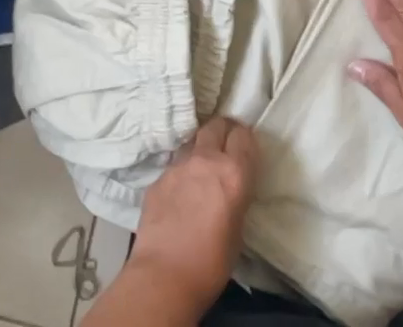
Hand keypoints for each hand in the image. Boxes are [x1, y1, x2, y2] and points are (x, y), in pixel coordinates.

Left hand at [130, 117, 258, 304]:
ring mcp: (178, 167)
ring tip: (202, 171)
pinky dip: (182, 174)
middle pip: (216, 125)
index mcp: (234, 172)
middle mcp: (205, 161)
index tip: (246, 147)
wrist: (163, 276)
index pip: (243, 135)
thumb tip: (230, 189)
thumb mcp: (239, 229)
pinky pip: (174, 167)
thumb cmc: (211, 262)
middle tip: (226, 145)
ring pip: (192, 143)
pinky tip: (180, 196)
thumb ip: (237, 198)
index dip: (245, 138)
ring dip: (200, 150)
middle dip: (223, 130)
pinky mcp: (157, 180)